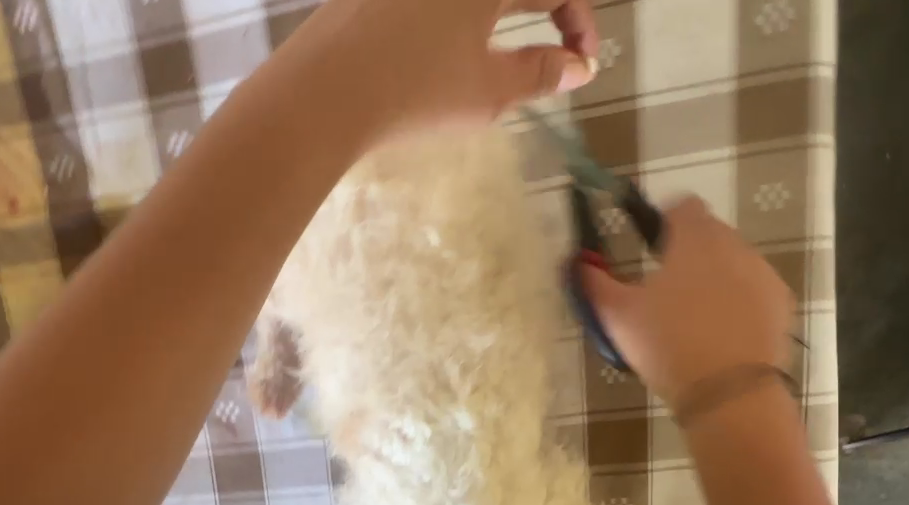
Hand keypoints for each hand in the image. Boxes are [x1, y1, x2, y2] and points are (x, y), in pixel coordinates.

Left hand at [277, 0, 598, 138]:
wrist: (325, 90)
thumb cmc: (416, 89)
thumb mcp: (489, 91)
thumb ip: (541, 74)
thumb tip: (578, 68)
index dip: (579, 23)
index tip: (583, 63)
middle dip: (550, 10)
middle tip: (557, 53)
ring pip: (479, 0)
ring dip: (509, 13)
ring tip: (508, 56)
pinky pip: (440, 3)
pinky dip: (466, 17)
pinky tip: (455, 53)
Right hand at [578, 198, 796, 403]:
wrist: (729, 392)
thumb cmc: (667, 346)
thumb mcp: (618, 317)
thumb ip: (594, 284)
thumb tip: (575, 262)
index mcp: (694, 238)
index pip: (681, 206)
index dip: (663, 221)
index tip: (648, 247)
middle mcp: (734, 244)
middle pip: (709, 234)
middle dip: (689, 254)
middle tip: (665, 292)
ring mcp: (763, 273)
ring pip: (733, 263)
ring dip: (714, 279)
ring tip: (693, 320)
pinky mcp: (781, 305)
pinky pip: (753, 292)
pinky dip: (738, 305)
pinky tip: (720, 337)